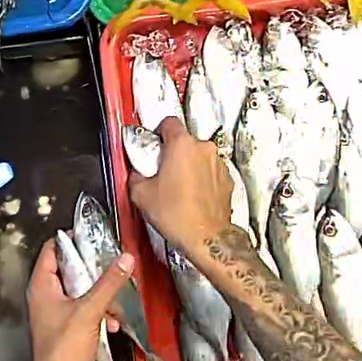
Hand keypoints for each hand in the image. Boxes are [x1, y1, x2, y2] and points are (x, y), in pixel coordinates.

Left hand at [25, 236, 131, 360]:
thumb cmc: (65, 350)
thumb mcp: (89, 311)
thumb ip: (108, 283)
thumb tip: (126, 257)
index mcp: (42, 286)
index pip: (51, 250)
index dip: (70, 240)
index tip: (93, 237)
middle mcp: (46, 296)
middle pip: (69, 269)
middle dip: (92, 269)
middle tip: (112, 264)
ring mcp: (56, 314)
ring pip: (81, 291)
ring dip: (100, 294)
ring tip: (116, 300)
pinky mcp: (68, 330)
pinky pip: (86, 310)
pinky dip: (99, 312)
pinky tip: (112, 323)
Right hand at [127, 117, 232, 254]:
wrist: (206, 238)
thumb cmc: (179, 216)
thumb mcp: (140, 193)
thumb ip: (135, 174)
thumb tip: (136, 173)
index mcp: (181, 145)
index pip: (169, 122)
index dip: (158, 131)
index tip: (153, 141)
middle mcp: (203, 149)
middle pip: (184, 140)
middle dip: (172, 152)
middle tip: (160, 169)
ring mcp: (217, 164)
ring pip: (198, 156)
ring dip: (187, 165)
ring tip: (175, 186)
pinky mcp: (226, 180)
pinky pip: (209, 172)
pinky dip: (200, 179)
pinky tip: (189, 195)